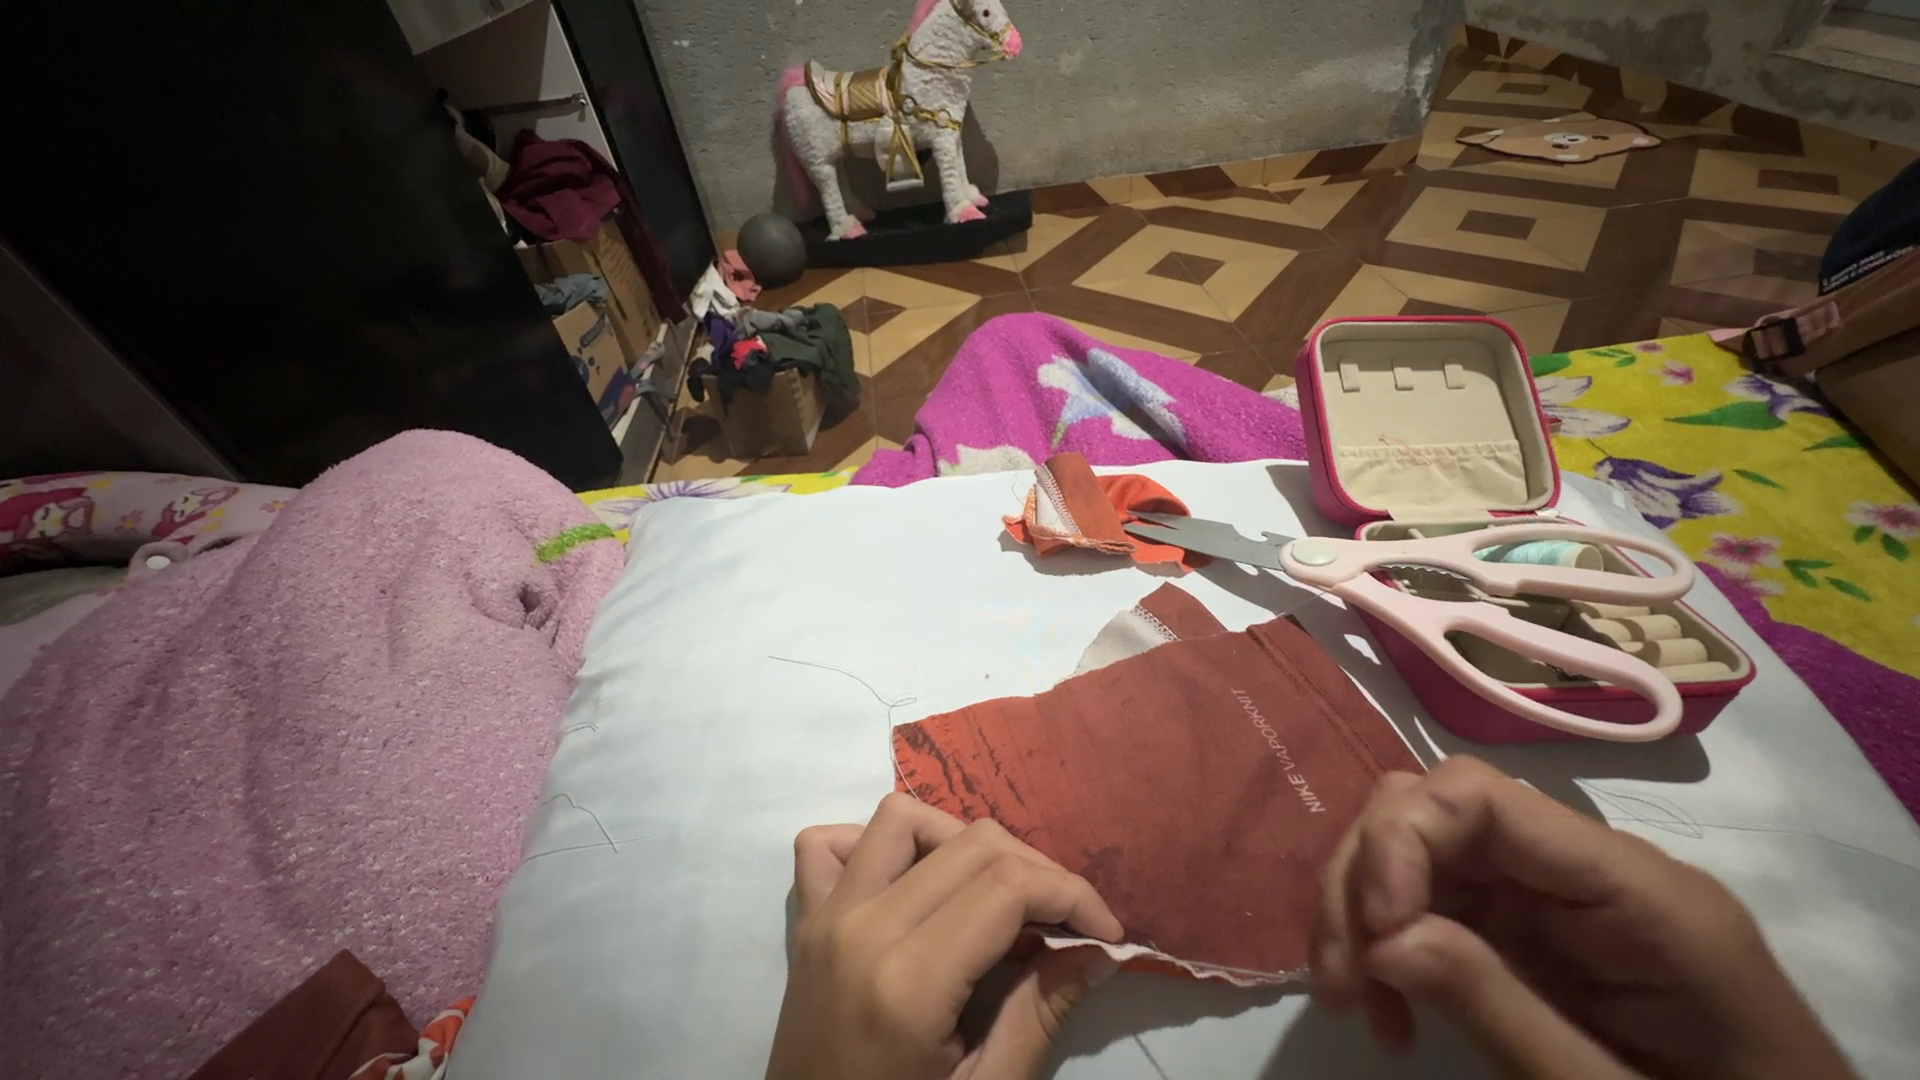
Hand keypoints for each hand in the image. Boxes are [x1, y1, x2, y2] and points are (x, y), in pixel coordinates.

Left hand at [766, 794, 1123, 1079]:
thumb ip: (1040, 1014)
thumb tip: (1097, 948)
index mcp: (908, 982)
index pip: (1008, 887)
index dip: (1072, 895)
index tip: (1107, 930)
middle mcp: (862, 927)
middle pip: (970, 843)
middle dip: (1036, 870)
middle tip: (1066, 920)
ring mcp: (825, 916)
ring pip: (901, 818)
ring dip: (959, 839)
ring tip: (991, 892)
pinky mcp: (804, 920)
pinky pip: (827, 843)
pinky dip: (871, 843)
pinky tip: (908, 880)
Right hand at [1314, 757, 1855, 1079]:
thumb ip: (1505, 1013)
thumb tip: (1379, 940)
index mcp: (1638, 890)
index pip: (1482, 795)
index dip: (1402, 837)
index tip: (1373, 928)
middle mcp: (1581, 866)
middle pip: (1432, 809)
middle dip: (1364, 877)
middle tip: (1339, 975)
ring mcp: (1545, 891)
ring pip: (1412, 848)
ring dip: (1359, 911)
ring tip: (1348, 999)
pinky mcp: (1519, 921)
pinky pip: (1424, 898)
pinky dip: (1382, 943)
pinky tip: (1385, 1009)